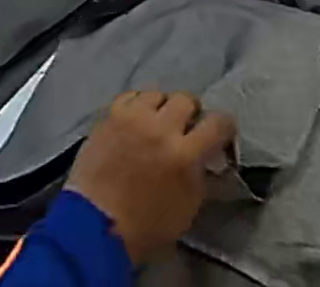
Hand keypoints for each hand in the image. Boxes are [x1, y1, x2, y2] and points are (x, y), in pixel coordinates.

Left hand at [66, 91, 236, 264]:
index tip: (221, 133)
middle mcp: (162, 128)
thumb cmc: (145, 227)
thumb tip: (210, 156)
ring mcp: (134, 117)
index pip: (218, 123)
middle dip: (190, 113)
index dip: (225, 126)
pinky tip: (136, 120)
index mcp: (185, 154)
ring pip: (158, 93)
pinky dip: (138, 105)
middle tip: (185, 128)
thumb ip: (201, 174)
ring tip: (157, 122)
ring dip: (162, 107)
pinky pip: (132, 96)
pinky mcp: (111, 114)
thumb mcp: (187, 208)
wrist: (94, 226)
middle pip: (187, 99)